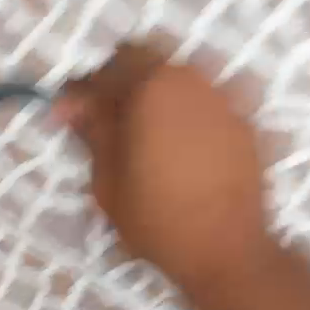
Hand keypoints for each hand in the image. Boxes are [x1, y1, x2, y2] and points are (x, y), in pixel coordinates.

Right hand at [56, 40, 280, 296]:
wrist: (225, 247)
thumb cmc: (156, 219)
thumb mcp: (109, 182)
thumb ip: (93, 134)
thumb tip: (75, 105)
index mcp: (151, 87)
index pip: (105, 70)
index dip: (80, 93)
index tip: (67, 118)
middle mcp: (190, 78)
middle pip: (144, 62)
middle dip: (117, 85)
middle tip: (102, 122)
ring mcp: (222, 96)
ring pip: (176, 78)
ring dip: (152, 96)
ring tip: (139, 135)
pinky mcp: (242, 120)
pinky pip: (203, 103)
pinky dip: (182, 115)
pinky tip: (174, 148)